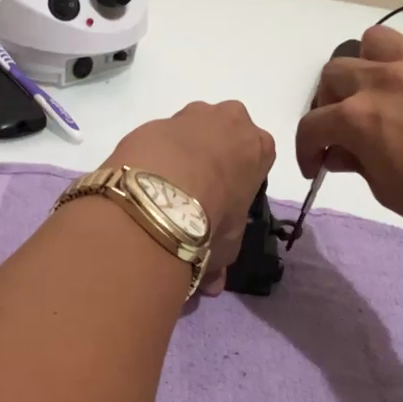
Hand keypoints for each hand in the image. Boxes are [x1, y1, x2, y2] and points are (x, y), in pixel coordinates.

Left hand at [106, 101, 276, 294]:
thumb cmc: (213, 218)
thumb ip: (223, 260)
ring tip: (165, 194)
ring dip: (180, 158)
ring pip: (189, 135)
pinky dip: (153, 160)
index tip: (226, 204)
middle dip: (212, 162)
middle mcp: (229, 119)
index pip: (257, 158)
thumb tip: (212, 285)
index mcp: (259, 145)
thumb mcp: (228, 245)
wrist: (161, 196)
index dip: (240, 183)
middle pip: (223, 138)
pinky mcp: (152, 122)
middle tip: (196, 198)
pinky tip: (143, 187)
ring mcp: (188, 116)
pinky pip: (157, 142)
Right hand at [295, 25, 402, 245]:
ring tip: (380, 91)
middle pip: (335, 74)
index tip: (315, 166)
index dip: (306, 149)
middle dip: (330, 103)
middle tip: (345, 129)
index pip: (312, 125)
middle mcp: (382, 80)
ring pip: (375, 41)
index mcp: (357, 117)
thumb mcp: (389, 192)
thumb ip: (358, 164)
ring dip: (368, 65)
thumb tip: (342, 152)